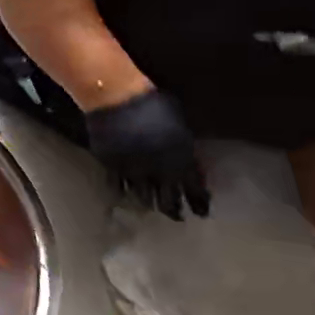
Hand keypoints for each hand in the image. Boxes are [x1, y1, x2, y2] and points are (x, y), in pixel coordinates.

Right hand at [80, 88, 208, 219]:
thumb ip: (182, 145)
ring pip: (144, 196)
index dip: (199, 201)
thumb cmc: (152, 102)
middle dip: (174, 210)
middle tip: (177, 217)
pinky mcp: (112, 167)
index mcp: (180, 156)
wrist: (116, 98)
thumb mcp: (177, 122)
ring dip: (150, 204)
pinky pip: (119, 186)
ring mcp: (133, 170)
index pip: (194, 187)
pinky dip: (124, 192)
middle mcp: (158, 169)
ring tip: (151, 208)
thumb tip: (186, 158)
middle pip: (168, 199)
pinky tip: (125, 195)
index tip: (202, 213)